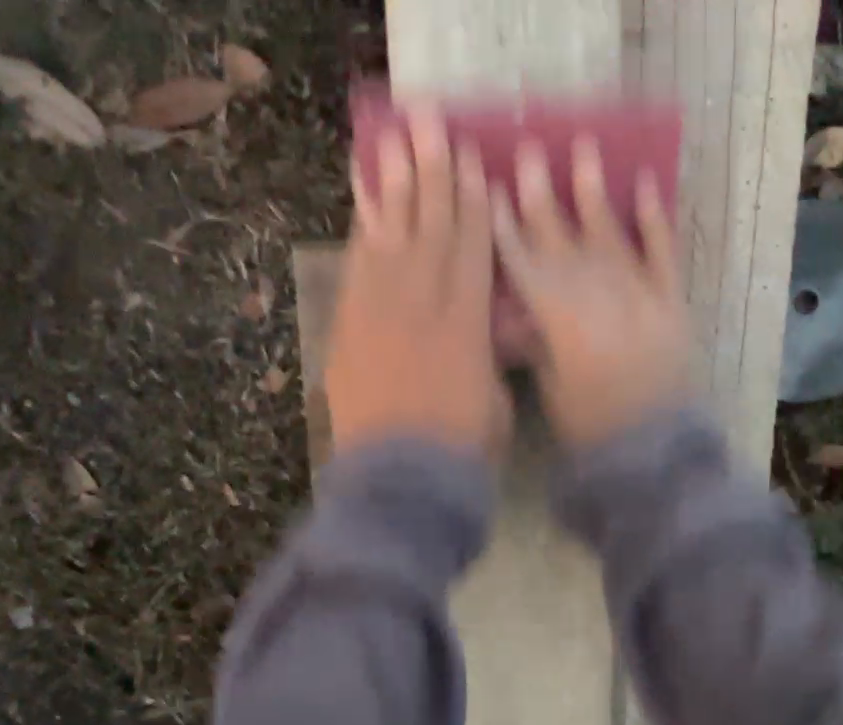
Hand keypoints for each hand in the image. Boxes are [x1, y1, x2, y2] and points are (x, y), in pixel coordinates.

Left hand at [325, 108, 508, 457]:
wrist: (398, 484)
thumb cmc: (461, 451)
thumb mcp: (495, 399)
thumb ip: (486, 352)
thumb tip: (481, 326)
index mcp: (466, 323)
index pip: (472, 247)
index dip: (471, 200)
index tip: (471, 157)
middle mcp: (421, 305)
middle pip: (429, 228)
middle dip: (432, 172)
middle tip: (430, 123)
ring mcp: (378, 315)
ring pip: (389, 239)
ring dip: (393, 188)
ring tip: (395, 143)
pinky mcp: (347, 331)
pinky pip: (356, 271)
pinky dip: (361, 235)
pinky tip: (364, 205)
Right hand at [492, 139, 690, 448]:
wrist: (654, 445)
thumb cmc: (592, 426)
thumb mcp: (552, 388)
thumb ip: (538, 343)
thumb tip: (521, 311)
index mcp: (557, 318)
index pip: (523, 263)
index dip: (505, 226)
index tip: (491, 189)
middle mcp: (593, 293)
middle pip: (561, 237)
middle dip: (541, 194)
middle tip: (529, 149)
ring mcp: (636, 291)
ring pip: (608, 233)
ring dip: (593, 190)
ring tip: (583, 146)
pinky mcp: (670, 297)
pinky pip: (662, 250)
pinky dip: (654, 216)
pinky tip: (645, 182)